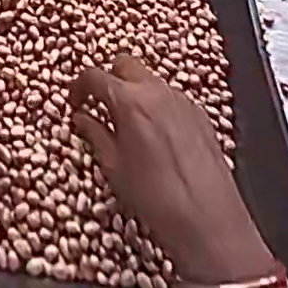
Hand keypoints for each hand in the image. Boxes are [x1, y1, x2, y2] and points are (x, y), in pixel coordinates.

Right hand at [71, 55, 271, 282]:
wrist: (210, 223)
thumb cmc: (158, 198)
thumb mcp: (113, 166)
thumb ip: (95, 134)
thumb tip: (82, 118)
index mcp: (129, 101)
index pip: (94, 76)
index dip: (79, 87)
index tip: (76, 101)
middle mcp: (156, 92)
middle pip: (124, 64)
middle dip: (108, 79)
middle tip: (100, 104)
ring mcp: (181, 101)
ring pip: (149, 79)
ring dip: (133, 91)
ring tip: (127, 124)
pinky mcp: (200, 115)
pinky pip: (170, 97)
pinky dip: (156, 105)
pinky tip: (154, 135)